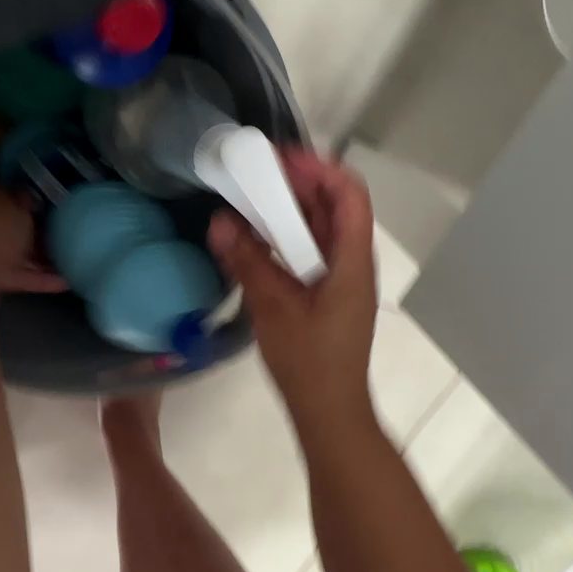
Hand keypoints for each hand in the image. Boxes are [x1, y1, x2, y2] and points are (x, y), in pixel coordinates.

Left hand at [0, 186, 67, 297]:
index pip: (7, 194)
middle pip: (12, 226)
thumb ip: (26, 201)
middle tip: (64, 236)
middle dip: (38, 232)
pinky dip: (38, 279)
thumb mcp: (19, 207)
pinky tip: (64, 283)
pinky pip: (16, 275)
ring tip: (69, 262)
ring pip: (15, 253)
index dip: (32, 200)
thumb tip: (30, 200)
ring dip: (41, 259)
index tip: (54, 209)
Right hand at [208, 150, 376, 418]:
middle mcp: (352, 265)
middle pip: (333, 209)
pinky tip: (255, 242)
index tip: (279, 158)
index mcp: (352, 261)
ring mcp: (341, 283)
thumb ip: (249, 262)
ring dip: (288, 214)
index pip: (349, 195)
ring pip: (319, 233)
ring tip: (248, 200)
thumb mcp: (274, 308)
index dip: (319, 169)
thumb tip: (220, 222)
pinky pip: (309, 256)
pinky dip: (285, 242)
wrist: (329, 412)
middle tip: (254, 174)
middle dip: (297, 186)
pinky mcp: (326, 299)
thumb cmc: (309, 362)